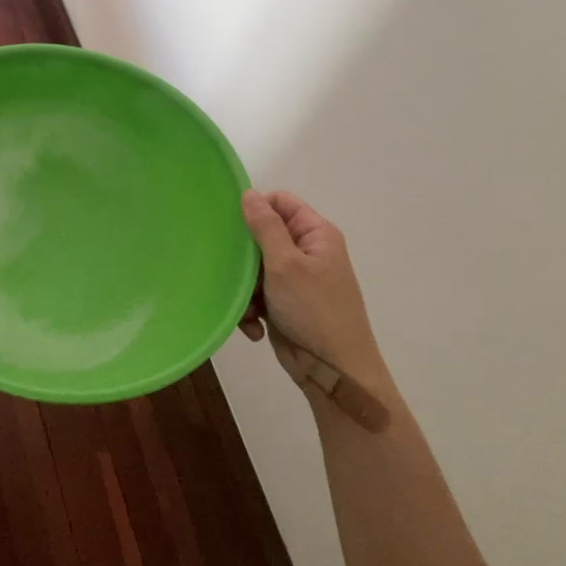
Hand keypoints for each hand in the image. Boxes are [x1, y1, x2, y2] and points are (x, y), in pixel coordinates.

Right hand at [237, 190, 392, 401]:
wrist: (334, 372)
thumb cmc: (314, 311)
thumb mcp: (286, 264)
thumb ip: (265, 226)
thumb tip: (249, 193)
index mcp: (316, 235)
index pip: (280, 202)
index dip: (255, 208)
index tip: (232, 226)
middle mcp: (306, 252)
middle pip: (261, 235)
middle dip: (243, 257)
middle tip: (231, 270)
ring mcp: (294, 279)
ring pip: (252, 267)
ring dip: (244, 289)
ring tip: (246, 309)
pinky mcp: (282, 303)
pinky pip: (255, 293)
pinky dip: (250, 308)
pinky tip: (253, 327)